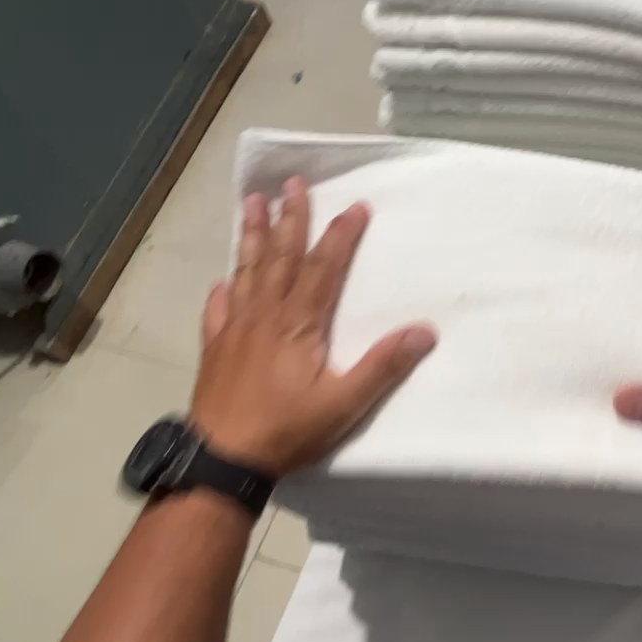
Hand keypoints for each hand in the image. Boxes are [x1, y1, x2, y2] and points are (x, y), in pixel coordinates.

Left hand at [189, 179, 436, 474]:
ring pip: (247, 271)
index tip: (355, 206)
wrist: (223, 457)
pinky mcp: (217, 348)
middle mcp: (266, 316)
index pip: (323, 268)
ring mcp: (236, 330)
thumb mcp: (345, 403)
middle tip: (292, 184)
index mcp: (299, 324)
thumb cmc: (288, 429)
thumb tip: (424, 331)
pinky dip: (224, 289)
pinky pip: (219, 308)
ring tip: (251, 203)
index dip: (340, 236)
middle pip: (280, 258)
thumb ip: (384, 365)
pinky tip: (224, 280)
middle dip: (290, 219)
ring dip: (251, 236)